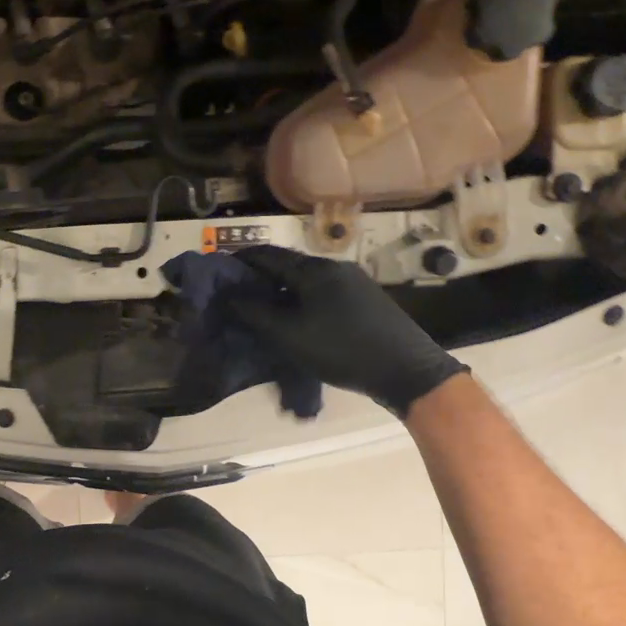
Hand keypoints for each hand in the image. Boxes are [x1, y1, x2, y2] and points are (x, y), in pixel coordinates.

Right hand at [228, 246, 468, 416]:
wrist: (406, 369)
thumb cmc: (341, 350)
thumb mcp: (289, 335)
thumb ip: (255, 313)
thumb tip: (229, 295)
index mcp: (314, 270)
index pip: (268, 255)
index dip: (242, 260)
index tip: (219, 269)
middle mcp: (334, 267)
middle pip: (289, 266)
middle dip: (261, 276)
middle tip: (237, 293)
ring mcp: (353, 282)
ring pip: (307, 280)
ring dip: (282, 290)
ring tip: (262, 309)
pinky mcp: (365, 300)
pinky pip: (323, 292)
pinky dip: (301, 299)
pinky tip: (296, 318)